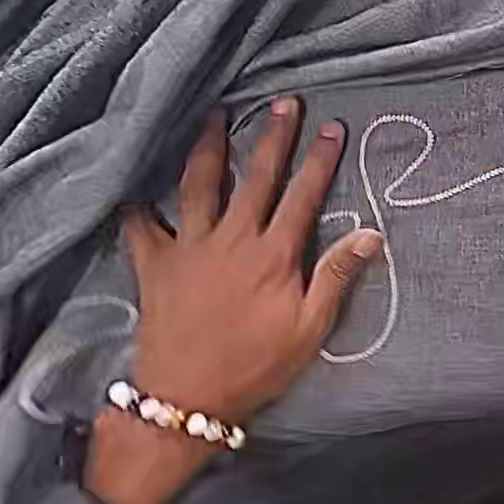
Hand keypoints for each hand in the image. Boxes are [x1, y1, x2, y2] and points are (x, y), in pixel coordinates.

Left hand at [86, 98, 382, 503]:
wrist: (187, 400)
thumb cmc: (256, 365)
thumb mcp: (310, 328)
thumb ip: (337, 276)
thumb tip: (369, 234)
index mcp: (272, 254)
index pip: (303, 195)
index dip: (319, 160)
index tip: (331, 127)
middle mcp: (231, 239)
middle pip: (256, 177)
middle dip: (272, 137)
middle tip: (283, 102)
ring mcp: (189, 247)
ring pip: (198, 185)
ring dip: (209, 147)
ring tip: (214, 114)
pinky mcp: (155, 265)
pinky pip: (140, 226)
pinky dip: (137, 204)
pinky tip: (133, 185)